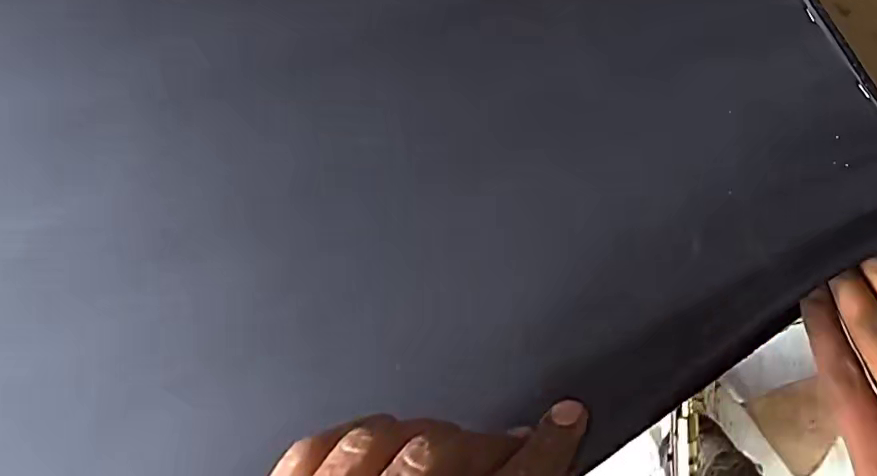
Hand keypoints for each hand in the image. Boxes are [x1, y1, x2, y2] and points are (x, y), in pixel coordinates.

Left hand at [269, 400, 586, 475]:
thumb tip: (546, 458)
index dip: (546, 449)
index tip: (568, 418)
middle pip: (438, 456)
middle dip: (485, 445)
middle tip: (508, 447)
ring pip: (376, 442)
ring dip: (420, 439)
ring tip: (442, 451)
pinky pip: (308, 454)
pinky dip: (343, 444)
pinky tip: (372, 447)